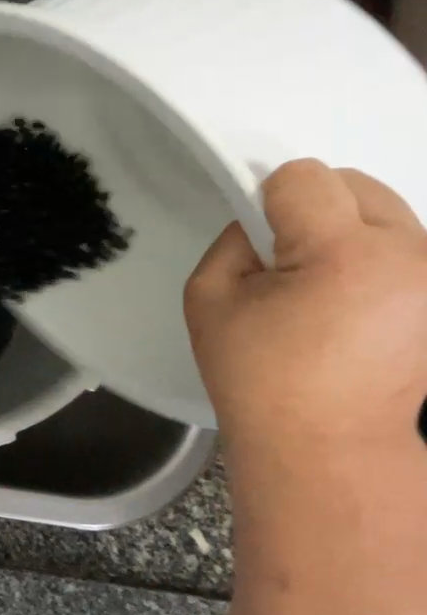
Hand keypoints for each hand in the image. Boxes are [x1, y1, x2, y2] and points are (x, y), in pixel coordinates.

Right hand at [185, 159, 426, 455]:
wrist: (328, 436)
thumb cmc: (257, 372)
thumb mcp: (208, 299)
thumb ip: (233, 245)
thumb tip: (262, 224)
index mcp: (346, 253)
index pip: (305, 178)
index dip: (266, 198)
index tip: (255, 241)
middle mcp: (412, 252)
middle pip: (356, 185)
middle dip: (312, 208)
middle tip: (283, 264)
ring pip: (384, 213)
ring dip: (345, 232)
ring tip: (319, 288)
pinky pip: (403, 246)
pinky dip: (370, 257)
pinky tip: (348, 303)